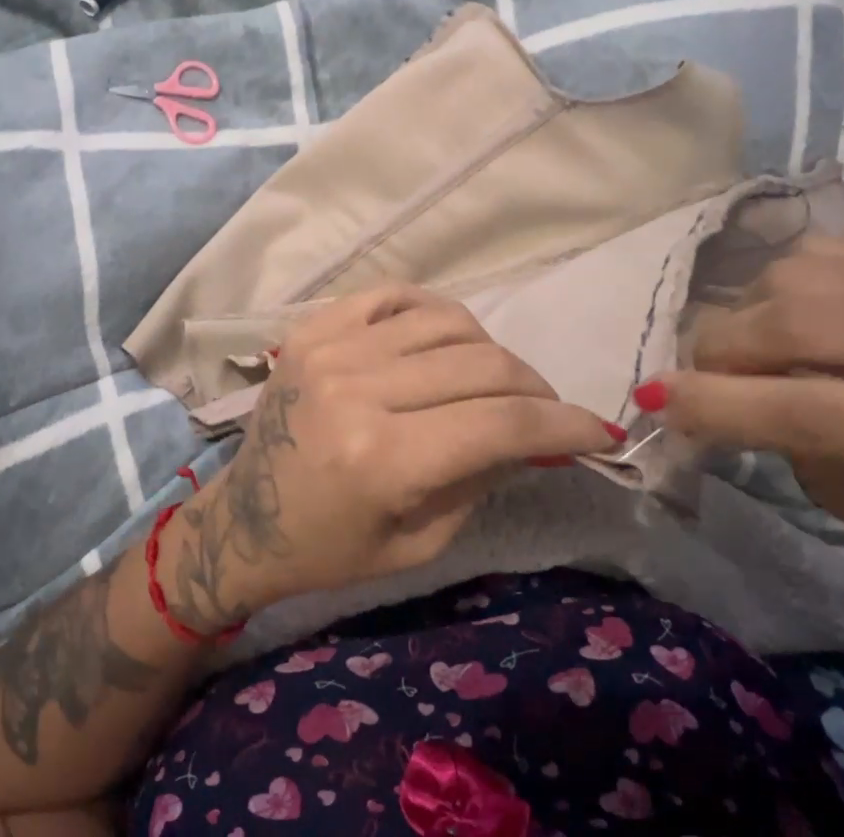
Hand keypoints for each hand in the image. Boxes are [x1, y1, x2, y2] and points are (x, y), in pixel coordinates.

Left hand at [159, 284, 622, 630]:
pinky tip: (446, 342)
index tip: (598, 431)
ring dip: (491, 351)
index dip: (565, 424)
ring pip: (449, 322)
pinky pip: (396, 295)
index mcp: (382, 458)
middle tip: (547, 412)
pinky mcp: (311, 329)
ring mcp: (330, 349)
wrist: (244, 521)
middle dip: (537, 389)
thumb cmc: (332, 548)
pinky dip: (436, 314)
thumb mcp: (420, 540)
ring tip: (496, 382)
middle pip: (484, 365)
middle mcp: (357, 390)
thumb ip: (484, 478)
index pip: (502, 422)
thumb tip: (541, 433)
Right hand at [659, 235, 843, 589]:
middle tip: (700, 374)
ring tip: (750, 344)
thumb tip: (696, 385)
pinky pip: (828, 249)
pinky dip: (785, 282)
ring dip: (748, 311)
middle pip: (804, 324)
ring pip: (804, 275)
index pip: (815, 410)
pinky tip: (793, 314)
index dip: (721, 403)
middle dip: (724, 349)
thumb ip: (784, 439)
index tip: (655, 400)